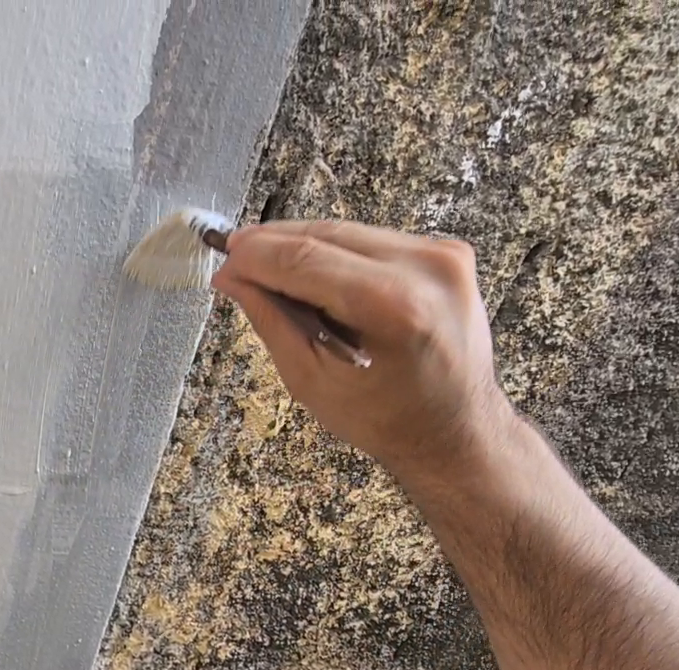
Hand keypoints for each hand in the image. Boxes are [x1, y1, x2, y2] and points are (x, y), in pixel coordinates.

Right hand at [210, 220, 513, 481]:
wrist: (454, 430)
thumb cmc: (385, 419)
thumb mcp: (311, 380)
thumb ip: (271, 320)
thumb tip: (233, 281)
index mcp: (392, 306)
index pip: (303, 259)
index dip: (255, 256)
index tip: (224, 260)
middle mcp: (424, 267)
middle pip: (326, 234)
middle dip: (272, 244)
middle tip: (233, 258)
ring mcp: (441, 254)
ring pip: (348, 231)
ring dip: (299, 246)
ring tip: (262, 267)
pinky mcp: (445, 253)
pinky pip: (372, 240)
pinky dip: (333, 252)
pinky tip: (306, 272)